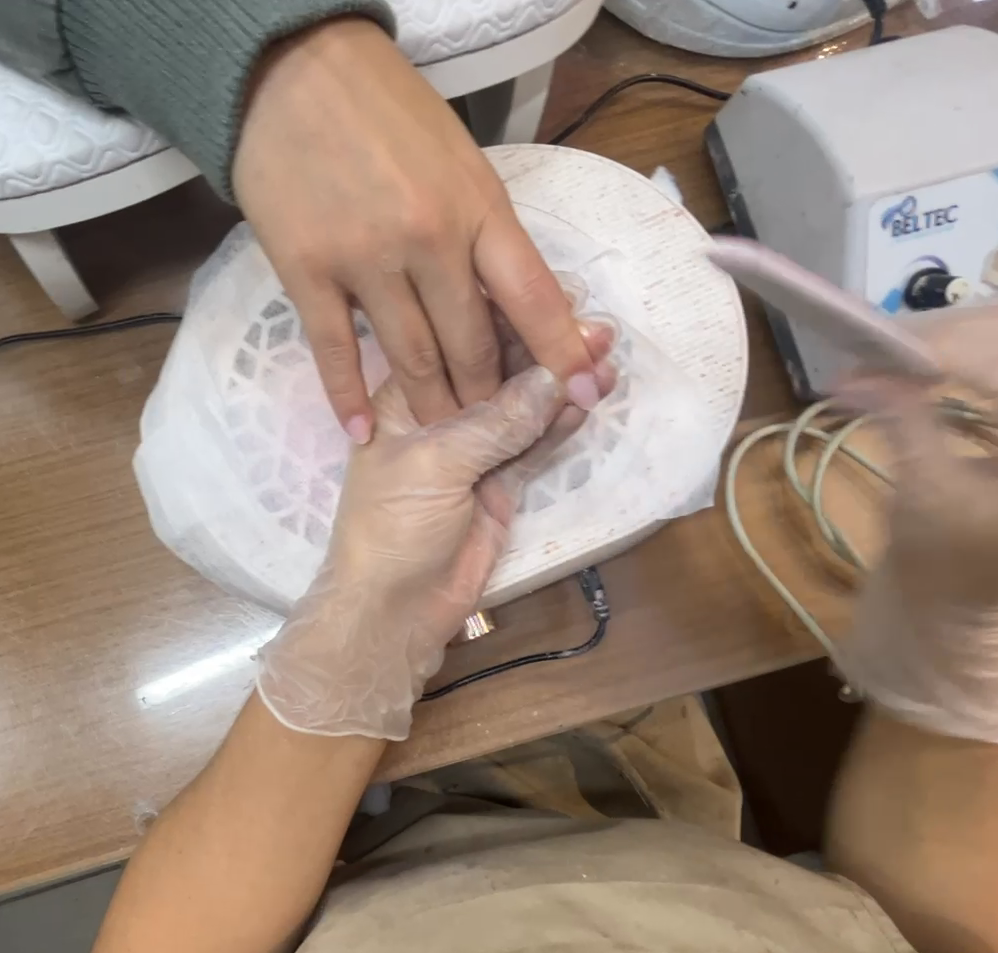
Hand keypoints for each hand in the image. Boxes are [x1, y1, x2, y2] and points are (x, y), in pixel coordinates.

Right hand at [232, 17, 601, 443]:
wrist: (291, 71)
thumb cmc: (385, 110)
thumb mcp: (459, 159)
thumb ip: (482, 229)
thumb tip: (505, 299)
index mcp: (478, 205)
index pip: (531, 295)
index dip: (558, 351)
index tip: (584, 393)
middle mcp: (430, 240)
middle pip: (471, 344)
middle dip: (487, 396)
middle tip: (491, 427)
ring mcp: (367, 260)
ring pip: (412, 357)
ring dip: (431, 405)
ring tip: (438, 435)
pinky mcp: (309, 273)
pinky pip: (335, 351)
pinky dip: (347, 397)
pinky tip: (359, 432)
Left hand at [256, 355, 613, 740]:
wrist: (394, 608)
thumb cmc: (393, 526)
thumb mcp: (436, 463)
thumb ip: (496, 421)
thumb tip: (558, 376)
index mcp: (404, 395)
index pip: (456, 341)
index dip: (504, 319)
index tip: (554, 299)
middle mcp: (439, 413)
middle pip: (496, 370)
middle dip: (542, 350)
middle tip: (595, 332)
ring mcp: (472, 450)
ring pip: (523, 406)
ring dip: (561, 384)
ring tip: (605, 359)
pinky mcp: (498, 482)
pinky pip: (534, 444)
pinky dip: (559, 424)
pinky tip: (588, 398)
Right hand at [842, 293, 997, 740]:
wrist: (972, 593)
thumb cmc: (943, 559)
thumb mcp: (917, 493)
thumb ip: (900, 422)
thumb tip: (852, 372)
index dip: (949, 348)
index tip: (875, 352)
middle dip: (970, 328)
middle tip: (893, 343)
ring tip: (929, 336)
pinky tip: (977, 333)